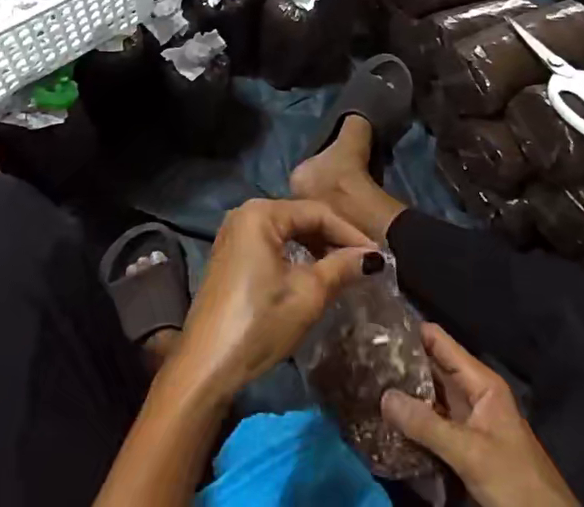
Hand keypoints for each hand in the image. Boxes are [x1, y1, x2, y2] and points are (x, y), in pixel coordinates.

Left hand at [169, 198, 378, 402]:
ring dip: (317, 249)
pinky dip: (296, 257)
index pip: (318, 212)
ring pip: (288, 233)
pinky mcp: (231, 258)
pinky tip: (315, 275)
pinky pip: (273, 246)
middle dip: (334, 239)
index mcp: (261, 213)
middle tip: (364, 263)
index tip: (378, 256)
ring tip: (344, 270)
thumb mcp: (308, 294)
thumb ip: (342, 267)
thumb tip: (373, 257)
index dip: (351, 233)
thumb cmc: (259, 323)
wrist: (205, 370)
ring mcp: (234, 236)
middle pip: (302, 218)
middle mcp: (244, 215)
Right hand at [382, 324, 577, 506]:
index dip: (412, 332)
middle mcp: (473, 393)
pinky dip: (413, 421)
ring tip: (367, 384)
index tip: (378, 328)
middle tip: (363, 359)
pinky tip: (387, 422)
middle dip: (402, 363)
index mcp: (480, 382)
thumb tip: (384, 396)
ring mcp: (468, 420)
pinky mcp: (463, 445)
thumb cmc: (514, 479)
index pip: (441, 343)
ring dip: (405, 393)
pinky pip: (433, 424)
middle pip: (433, 368)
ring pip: (431, 397)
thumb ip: (427, 425)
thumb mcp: (469, 451)